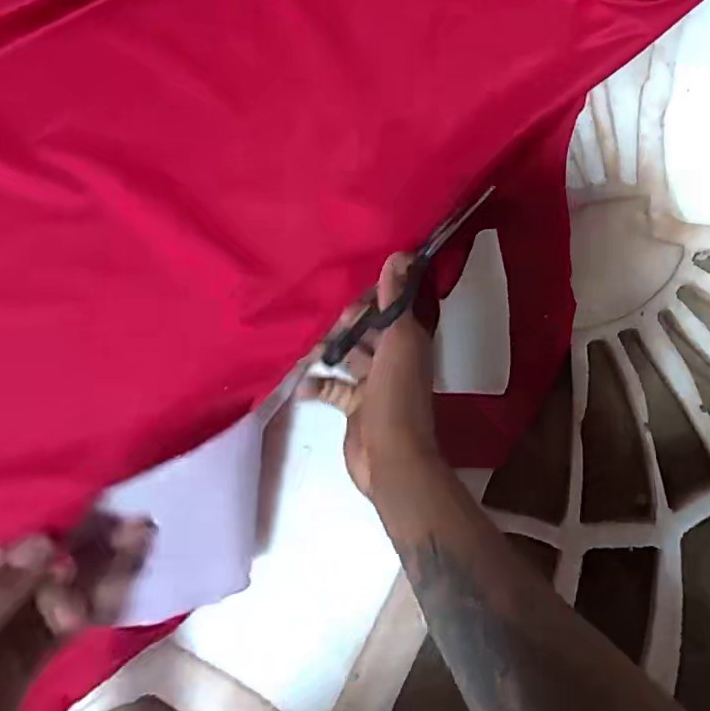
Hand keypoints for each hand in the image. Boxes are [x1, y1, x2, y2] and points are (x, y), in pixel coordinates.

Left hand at [0, 516, 152, 710]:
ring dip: (94, 575)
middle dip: (74, 557)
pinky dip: (92, 608)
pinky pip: (58, 635)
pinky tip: (124, 586)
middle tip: (131, 531)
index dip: (23, 553)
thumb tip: (41, 542)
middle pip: (18, 585)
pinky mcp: (18, 685)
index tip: (71, 545)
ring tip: (141, 541)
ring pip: (47, 606)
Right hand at [306, 251, 441, 495]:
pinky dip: (317, 384)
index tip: (347, 275)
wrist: (392, 455)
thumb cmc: (397, 394)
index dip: (374, 293)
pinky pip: (333, 389)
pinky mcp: (355, 406)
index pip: (392, 307)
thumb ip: (396, 301)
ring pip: (348, 357)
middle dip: (345, 320)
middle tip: (316, 308)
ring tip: (299, 337)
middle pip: (367, 331)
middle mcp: (394, 357)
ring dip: (327, 349)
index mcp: (410, 340)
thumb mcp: (399, 341)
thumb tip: (400, 255)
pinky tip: (299, 380)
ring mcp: (374, 383)